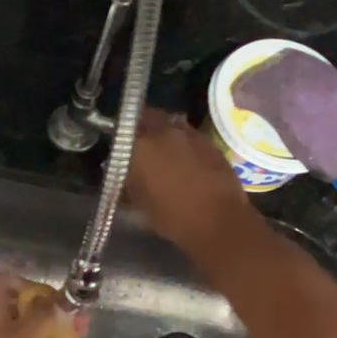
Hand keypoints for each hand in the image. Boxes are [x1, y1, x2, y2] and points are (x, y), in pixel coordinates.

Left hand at [0, 272, 64, 337]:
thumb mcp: (26, 336)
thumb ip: (44, 314)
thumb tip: (58, 299)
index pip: (6, 280)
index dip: (29, 283)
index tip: (52, 299)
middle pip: (21, 305)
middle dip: (49, 312)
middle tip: (78, 324)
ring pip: (23, 328)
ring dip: (48, 332)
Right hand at [126, 109, 261, 256]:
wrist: (218, 221)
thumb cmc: (171, 215)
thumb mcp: (138, 200)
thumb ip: (125, 178)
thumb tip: (118, 169)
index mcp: (141, 144)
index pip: (124, 123)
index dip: (121, 131)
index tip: (119, 142)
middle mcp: (165, 131)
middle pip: (150, 116)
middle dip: (143, 125)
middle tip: (139, 143)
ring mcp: (190, 134)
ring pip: (171, 124)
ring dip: (165, 133)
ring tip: (163, 152)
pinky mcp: (210, 142)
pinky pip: (190, 136)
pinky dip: (183, 144)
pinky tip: (184, 161)